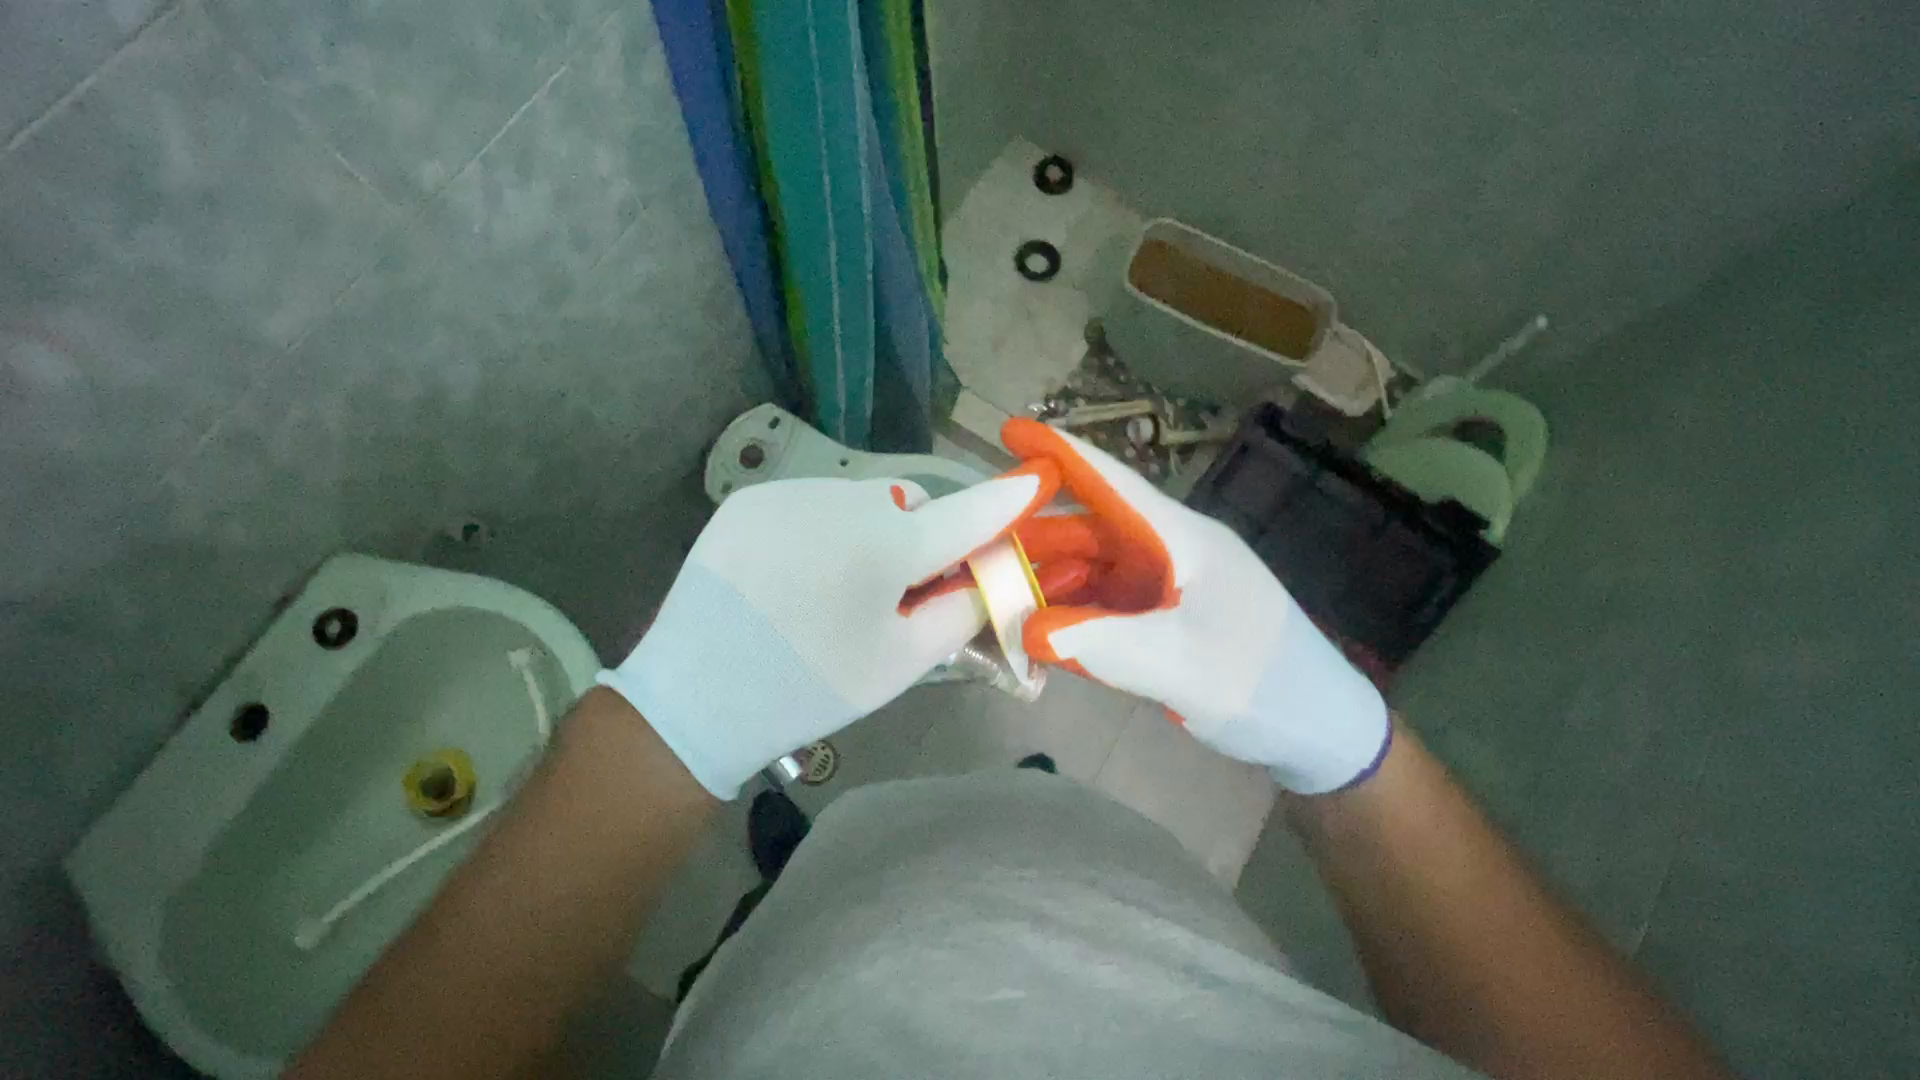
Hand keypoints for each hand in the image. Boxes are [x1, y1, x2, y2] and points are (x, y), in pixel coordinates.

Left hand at [598, 466, 1057, 798]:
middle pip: (909, 505)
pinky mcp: (748, 500)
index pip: (964, 514)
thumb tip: (992, 572)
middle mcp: (839, 501)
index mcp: (883, 546)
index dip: (1004, 501)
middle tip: (899, 590)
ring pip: (860, 500)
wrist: (695, 696)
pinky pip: (812, 501)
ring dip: (870, 529)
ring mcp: (787, 494)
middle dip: (919, 537)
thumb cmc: (809, 687)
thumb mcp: (901, 663)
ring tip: (838, 586)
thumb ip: (961, 610)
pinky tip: (799, 572)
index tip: (1035, 481)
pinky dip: (825, 527)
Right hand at [1005, 419, 1387, 793]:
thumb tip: (1026, 629)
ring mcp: (1168, 589)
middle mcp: (1170, 554)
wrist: (1321, 731)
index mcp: (1183, 541)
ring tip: (997, 595)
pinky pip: (1106, 608)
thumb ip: (1104, 645)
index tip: (1008, 429)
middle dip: (1034, 535)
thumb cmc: (1265, 685)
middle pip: (1090, 531)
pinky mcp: (1166, 621)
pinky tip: (1040, 634)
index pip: (1112, 484)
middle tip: (976, 548)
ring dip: (1049, 582)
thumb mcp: (1184, 666)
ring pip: (1093, 572)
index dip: (1061, 454)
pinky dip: (1071, 616)